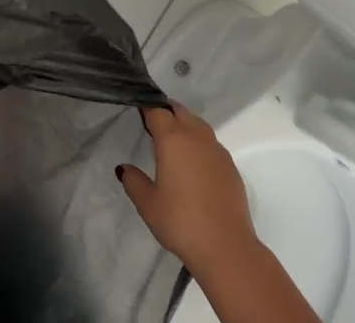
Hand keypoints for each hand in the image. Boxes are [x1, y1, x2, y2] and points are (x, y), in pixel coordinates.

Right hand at [118, 101, 261, 277]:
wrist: (225, 245)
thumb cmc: (180, 222)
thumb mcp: (148, 204)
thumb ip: (133, 181)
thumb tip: (123, 168)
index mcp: (173, 139)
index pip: (158, 111)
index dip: (147, 109)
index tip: (139, 114)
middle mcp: (197, 136)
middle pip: (180, 111)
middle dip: (166, 112)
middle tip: (153, 126)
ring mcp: (217, 149)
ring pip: (198, 124)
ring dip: (185, 125)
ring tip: (173, 144)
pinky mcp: (230, 165)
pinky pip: (211, 143)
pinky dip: (199, 143)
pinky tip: (194, 165)